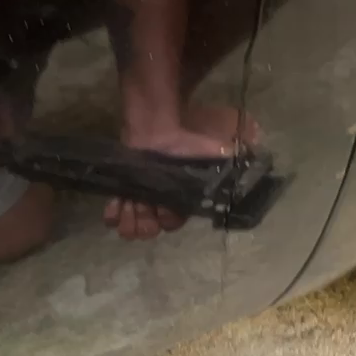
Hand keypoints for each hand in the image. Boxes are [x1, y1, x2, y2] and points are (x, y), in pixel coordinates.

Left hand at [104, 127, 231, 240]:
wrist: (156, 126)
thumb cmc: (185, 141)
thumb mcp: (213, 151)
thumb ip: (226, 161)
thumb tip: (241, 157)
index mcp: (181, 203)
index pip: (173, 222)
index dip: (166, 218)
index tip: (161, 207)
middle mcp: (161, 208)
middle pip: (151, 229)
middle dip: (145, 222)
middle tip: (141, 206)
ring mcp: (141, 202)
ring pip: (133, 227)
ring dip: (129, 220)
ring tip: (128, 205)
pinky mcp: (124, 193)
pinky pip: (116, 215)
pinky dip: (114, 214)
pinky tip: (114, 208)